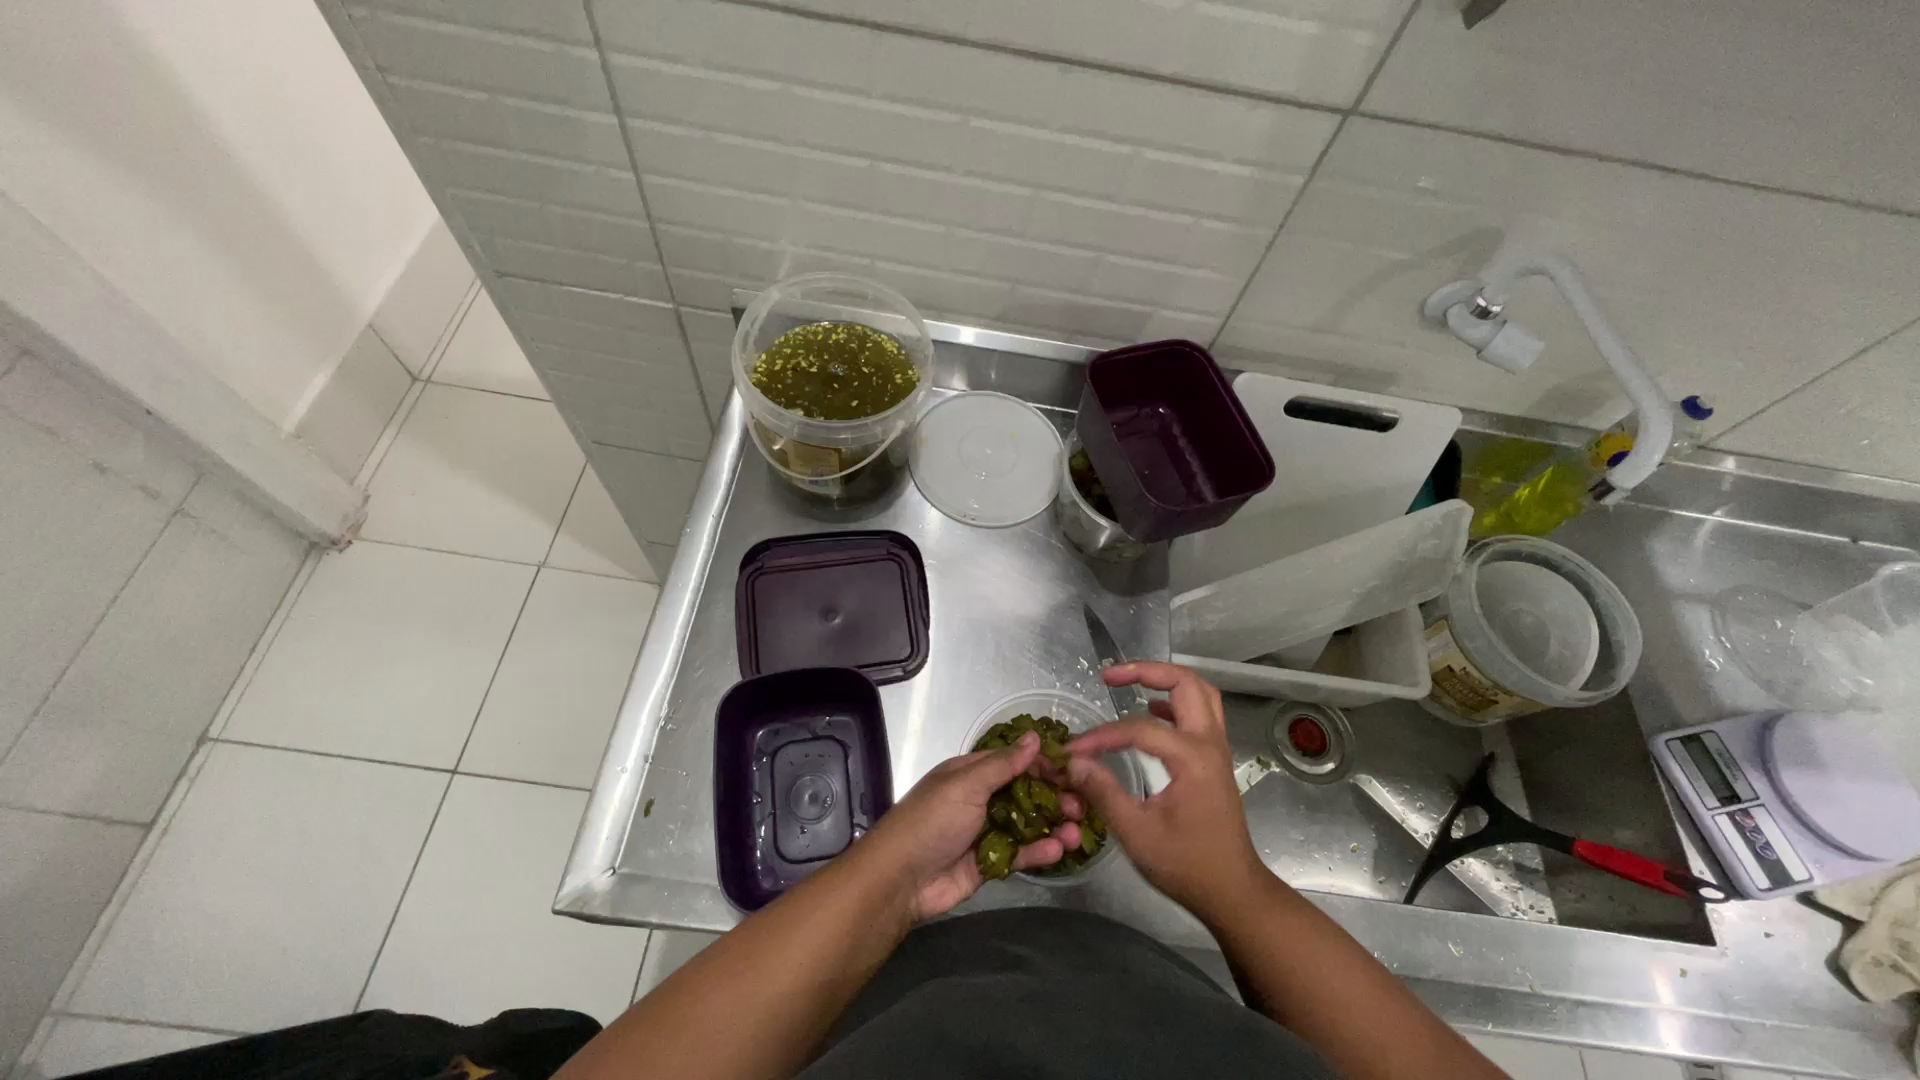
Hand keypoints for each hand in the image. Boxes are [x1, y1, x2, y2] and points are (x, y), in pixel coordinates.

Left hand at [860, 732, 1082, 920]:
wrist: (900, 879)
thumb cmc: (932, 821)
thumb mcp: (966, 784)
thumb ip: (1003, 764)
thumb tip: (1034, 737)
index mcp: (970, 773)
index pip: (1013, 761)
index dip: (1042, 764)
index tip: (1073, 769)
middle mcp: (979, 799)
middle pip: (1025, 793)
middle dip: (1054, 797)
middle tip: (1081, 804)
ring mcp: (984, 832)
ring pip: (1026, 824)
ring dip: (1052, 825)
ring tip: (1077, 831)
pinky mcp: (989, 864)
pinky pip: (1019, 853)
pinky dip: (1039, 851)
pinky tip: (1059, 850)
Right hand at [1067, 661, 1268, 920]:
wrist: (1234, 891)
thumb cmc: (1187, 865)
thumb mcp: (1137, 834)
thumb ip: (1104, 793)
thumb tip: (1074, 762)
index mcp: (1193, 758)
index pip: (1139, 729)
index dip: (1102, 736)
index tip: (1073, 751)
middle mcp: (1210, 744)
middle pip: (1185, 684)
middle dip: (1146, 671)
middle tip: (1109, 676)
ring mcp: (1217, 750)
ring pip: (1199, 693)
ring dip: (1166, 680)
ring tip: (1129, 682)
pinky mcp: (1215, 761)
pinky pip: (1200, 713)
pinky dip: (1175, 701)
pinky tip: (1150, 711)